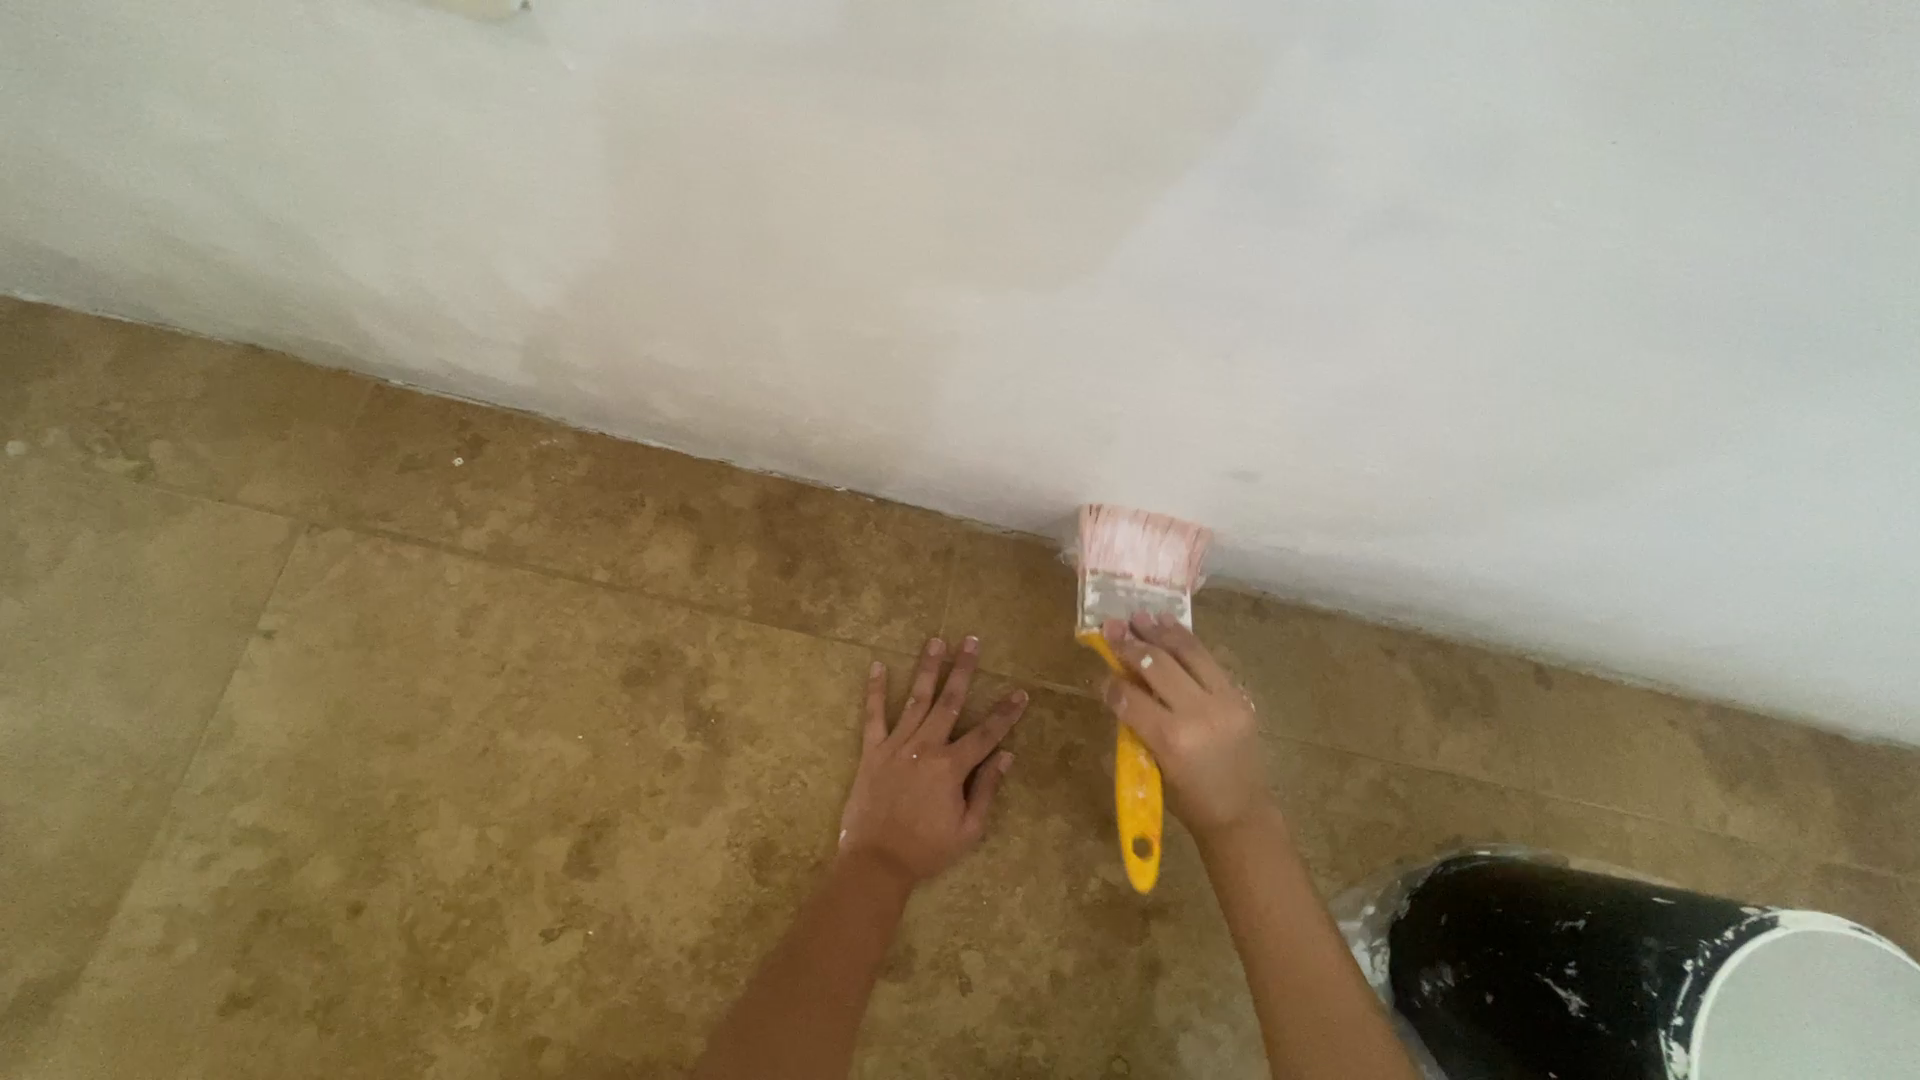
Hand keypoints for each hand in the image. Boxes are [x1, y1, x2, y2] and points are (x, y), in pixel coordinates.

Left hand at [837, 635, 1026, 886]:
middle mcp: (926, 748)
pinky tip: (877, 666)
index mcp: (951, 767)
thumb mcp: (968, 830)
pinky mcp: (872, 752)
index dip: (1005, 713)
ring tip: (936, 641)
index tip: (1021, 692)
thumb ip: (987, 790)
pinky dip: (875, 690)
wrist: (876, 862)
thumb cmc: (927, 850)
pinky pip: (873, 716)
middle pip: (950, 702)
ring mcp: (897, 746)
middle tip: (971, 641)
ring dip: (927, 669)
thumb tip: (1006, 756)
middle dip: (963, 670)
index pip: (986, 734)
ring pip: (916, 699)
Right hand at [1101, 612, 1272, 839]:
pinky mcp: (1239, 696)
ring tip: (1140, 615)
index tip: (1100, 670)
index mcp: (1171, 739)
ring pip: (1187, 653)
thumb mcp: (1152, 765)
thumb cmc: (1187, 800)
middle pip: (1157, 666)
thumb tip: (1119, 686)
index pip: (1130, 697)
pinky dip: (1187, 641)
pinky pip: (1208, 660)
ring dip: (1160, 632)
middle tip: (1111, 625)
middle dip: (1131, 644)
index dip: (1112, 681)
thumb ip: (1137, 724)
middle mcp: (1199, 714)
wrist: (1242, 813)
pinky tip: (1169, 626)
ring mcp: (1224, 701)